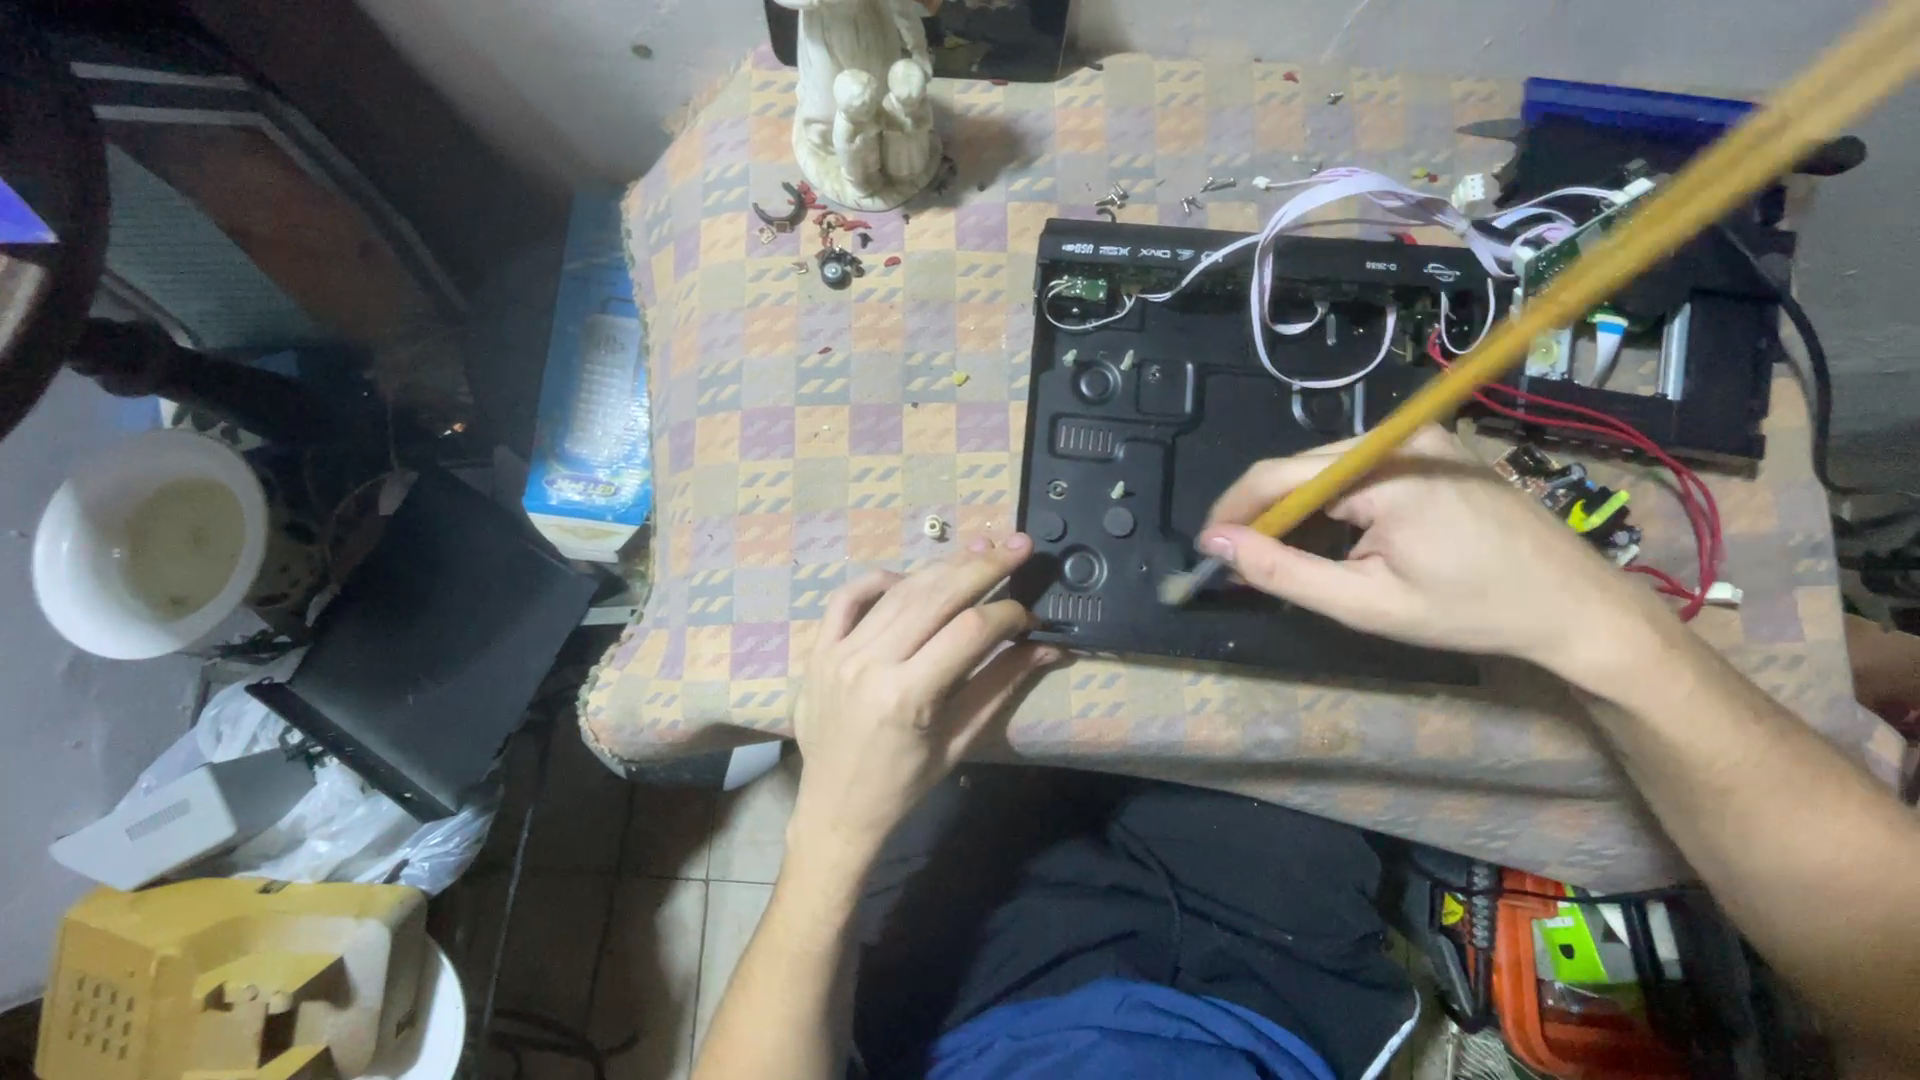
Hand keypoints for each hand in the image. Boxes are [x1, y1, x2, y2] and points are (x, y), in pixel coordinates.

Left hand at [789, 534, 1061, 864]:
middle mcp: (871, 664)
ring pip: (899, 591)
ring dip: (942, 567)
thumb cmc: (904, 785)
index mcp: (908, 696)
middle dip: (983, 567)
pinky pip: (847, 598)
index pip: (970, 630)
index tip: (1028, 613)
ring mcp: (839, 652)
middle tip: (1018, 547)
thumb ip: (1001, 686)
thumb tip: (1048, 647)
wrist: (834, 810)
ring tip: (977, 551)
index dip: (1007, 612)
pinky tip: (907, 576)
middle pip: (936, 596)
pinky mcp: (819, 650)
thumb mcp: (958, 741)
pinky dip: (878, 580)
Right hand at [1196, 425, 1656, 671]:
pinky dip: (1334, 503)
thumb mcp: (1365, 604)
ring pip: (1326, 469)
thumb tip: (1215, 544)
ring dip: (1300, 510)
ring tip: (1294, 558)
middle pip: (1299, 468)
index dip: (1233, 513)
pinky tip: (1341, 539)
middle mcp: (1400, 437)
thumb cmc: (1470, 611)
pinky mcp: (1434, 448)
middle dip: (1266, 515)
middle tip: (1249, 563)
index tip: (1208, 550)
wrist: (1576, 606)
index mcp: (1385, 470)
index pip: (1276, 477)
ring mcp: (1422, 438)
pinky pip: (1359, 469)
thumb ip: (1282, 572)